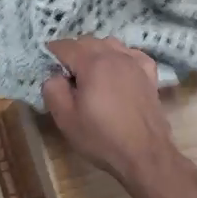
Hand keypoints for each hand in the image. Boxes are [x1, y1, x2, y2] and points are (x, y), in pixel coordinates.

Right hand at [42, 38, 179, 186]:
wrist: (145, 156)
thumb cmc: (102, 138)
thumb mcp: (65, 118)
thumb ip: (52, 89)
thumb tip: (54, 76)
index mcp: (92, 63)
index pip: (65, 46)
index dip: (52, 53)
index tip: (47, 67)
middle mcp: (115, 55)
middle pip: (87, 41)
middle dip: (73, 52)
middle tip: (66, 75)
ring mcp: (135, 64)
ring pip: (110, 44)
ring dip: (96, 52)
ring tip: (90, 73)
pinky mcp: (149, 76)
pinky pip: (131, 55)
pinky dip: (121, 57)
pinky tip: (118, 71)